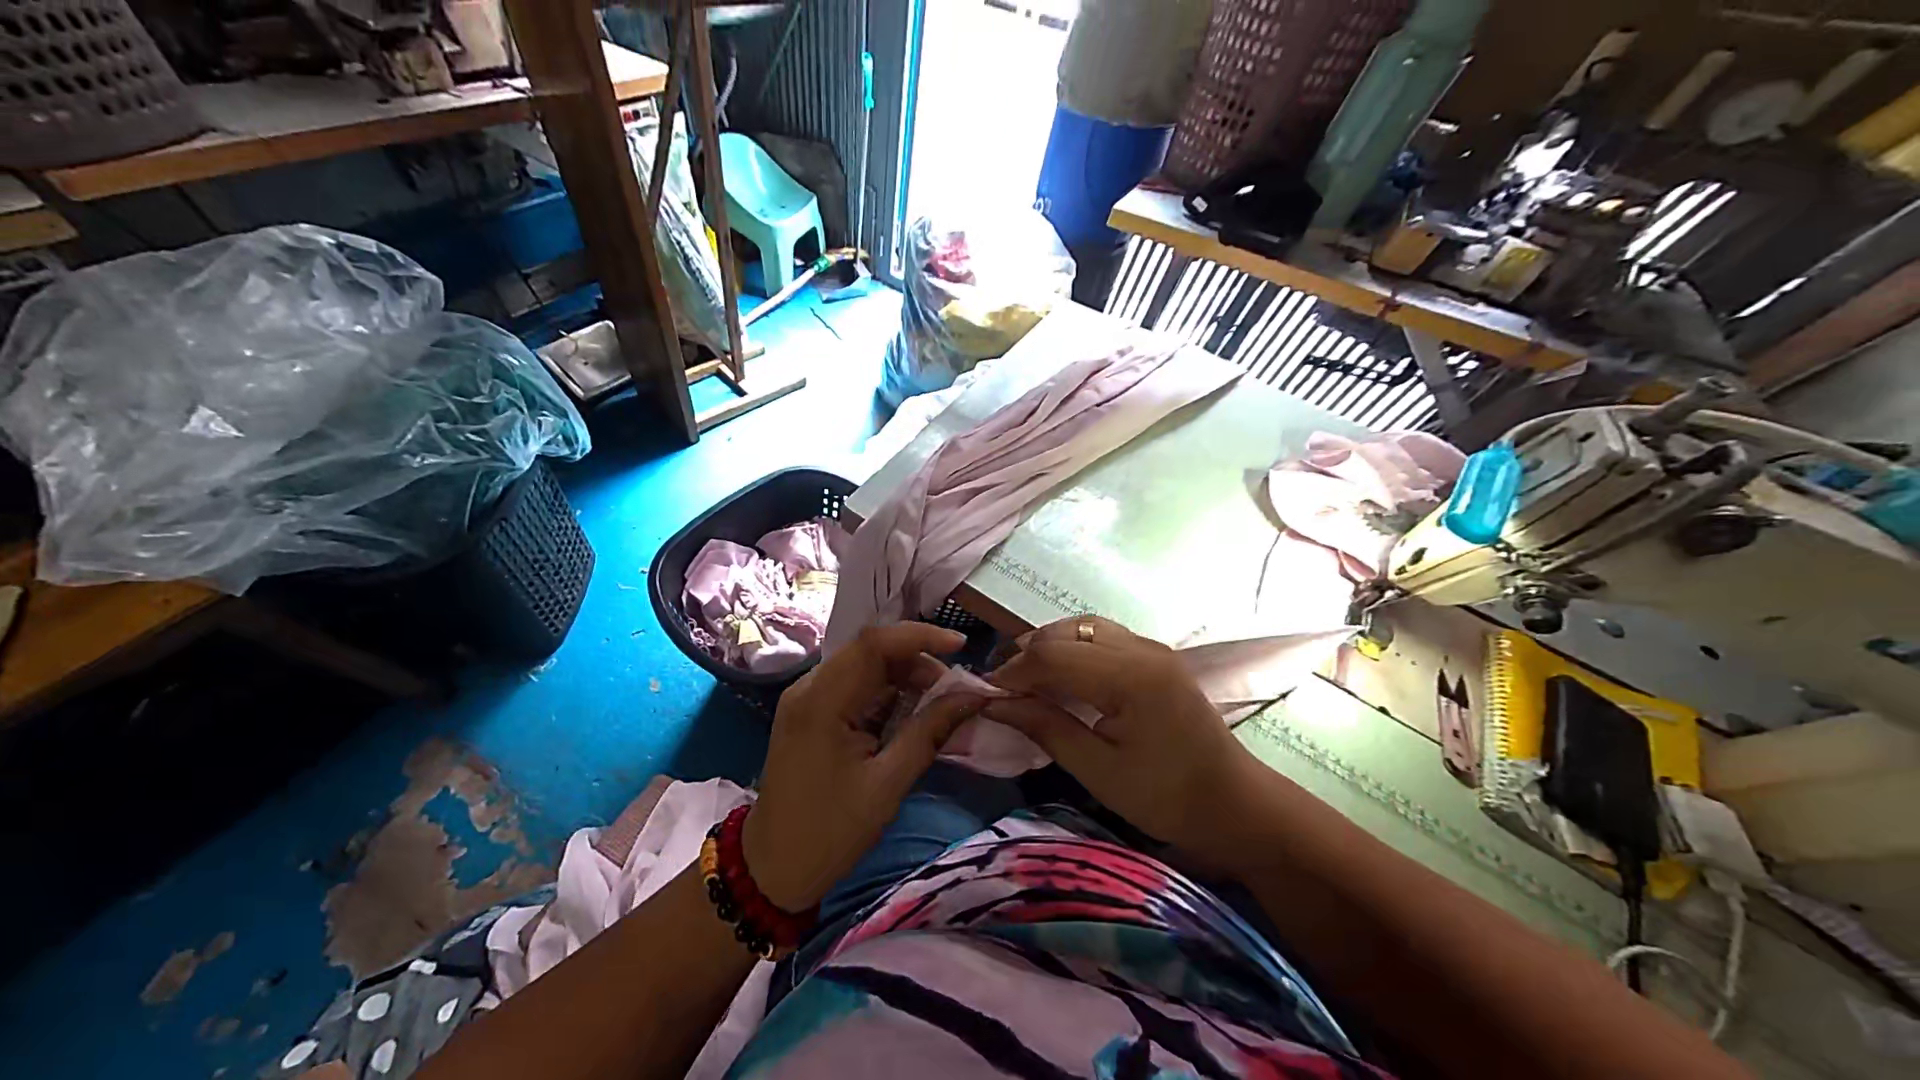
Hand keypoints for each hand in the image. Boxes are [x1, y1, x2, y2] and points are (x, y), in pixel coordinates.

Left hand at [743, 623, 983, 910]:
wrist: (774, 867)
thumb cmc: (831, 831)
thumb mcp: (888, 784)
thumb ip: (930, 732)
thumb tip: (974, 697)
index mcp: (820, 702)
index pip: (872, 644)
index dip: (919, 637)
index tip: (961, 646)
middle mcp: (808, 688)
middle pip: (869, 651)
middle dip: (918, 661)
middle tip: (955, 689)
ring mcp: (806, 699)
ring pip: (864, 667)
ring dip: (905, 677)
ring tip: (940, 703)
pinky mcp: (811, 712)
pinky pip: (855, 687)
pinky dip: (887, 692)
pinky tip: (911, 713)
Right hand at [982, 616, 1263, 861]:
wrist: (1234, 804)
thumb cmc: (1166, 797)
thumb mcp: (1098, 771)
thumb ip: (1046, 728)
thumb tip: (994, 703)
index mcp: (1131, 677)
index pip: (1054, 655)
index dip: (1014, 672)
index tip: (987, 695)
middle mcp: (1143, 649)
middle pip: (1067, 632)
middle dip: (1027, 655)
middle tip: (1001, 688)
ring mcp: (1153, 649)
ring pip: (1084, 627)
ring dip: (1049, 647)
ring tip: (1025, 678)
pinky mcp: (1156, 657)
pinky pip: (1103, 637)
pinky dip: (1072, 649)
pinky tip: (1060, 676)